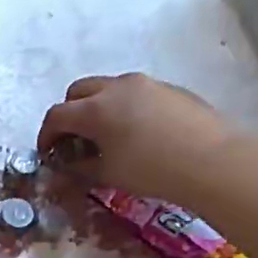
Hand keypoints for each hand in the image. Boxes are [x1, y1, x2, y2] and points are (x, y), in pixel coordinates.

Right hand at [37, 73, 257, 199]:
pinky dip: (121, 108)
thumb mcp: (106, 173)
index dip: (45, 136)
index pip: (57, 116)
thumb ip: (79, 165)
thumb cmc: (150, 171)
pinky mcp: (168, 88)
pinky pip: (133, 93)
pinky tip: (133, 134)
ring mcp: (145, 83)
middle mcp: (116, 87)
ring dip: (95, 108)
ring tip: (103, 137)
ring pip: (106, 88)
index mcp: (95, 109)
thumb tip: (67, 161)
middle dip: (68, 114)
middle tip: (72, 141)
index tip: (47, 154)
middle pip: (78, 92)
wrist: (211, 160)